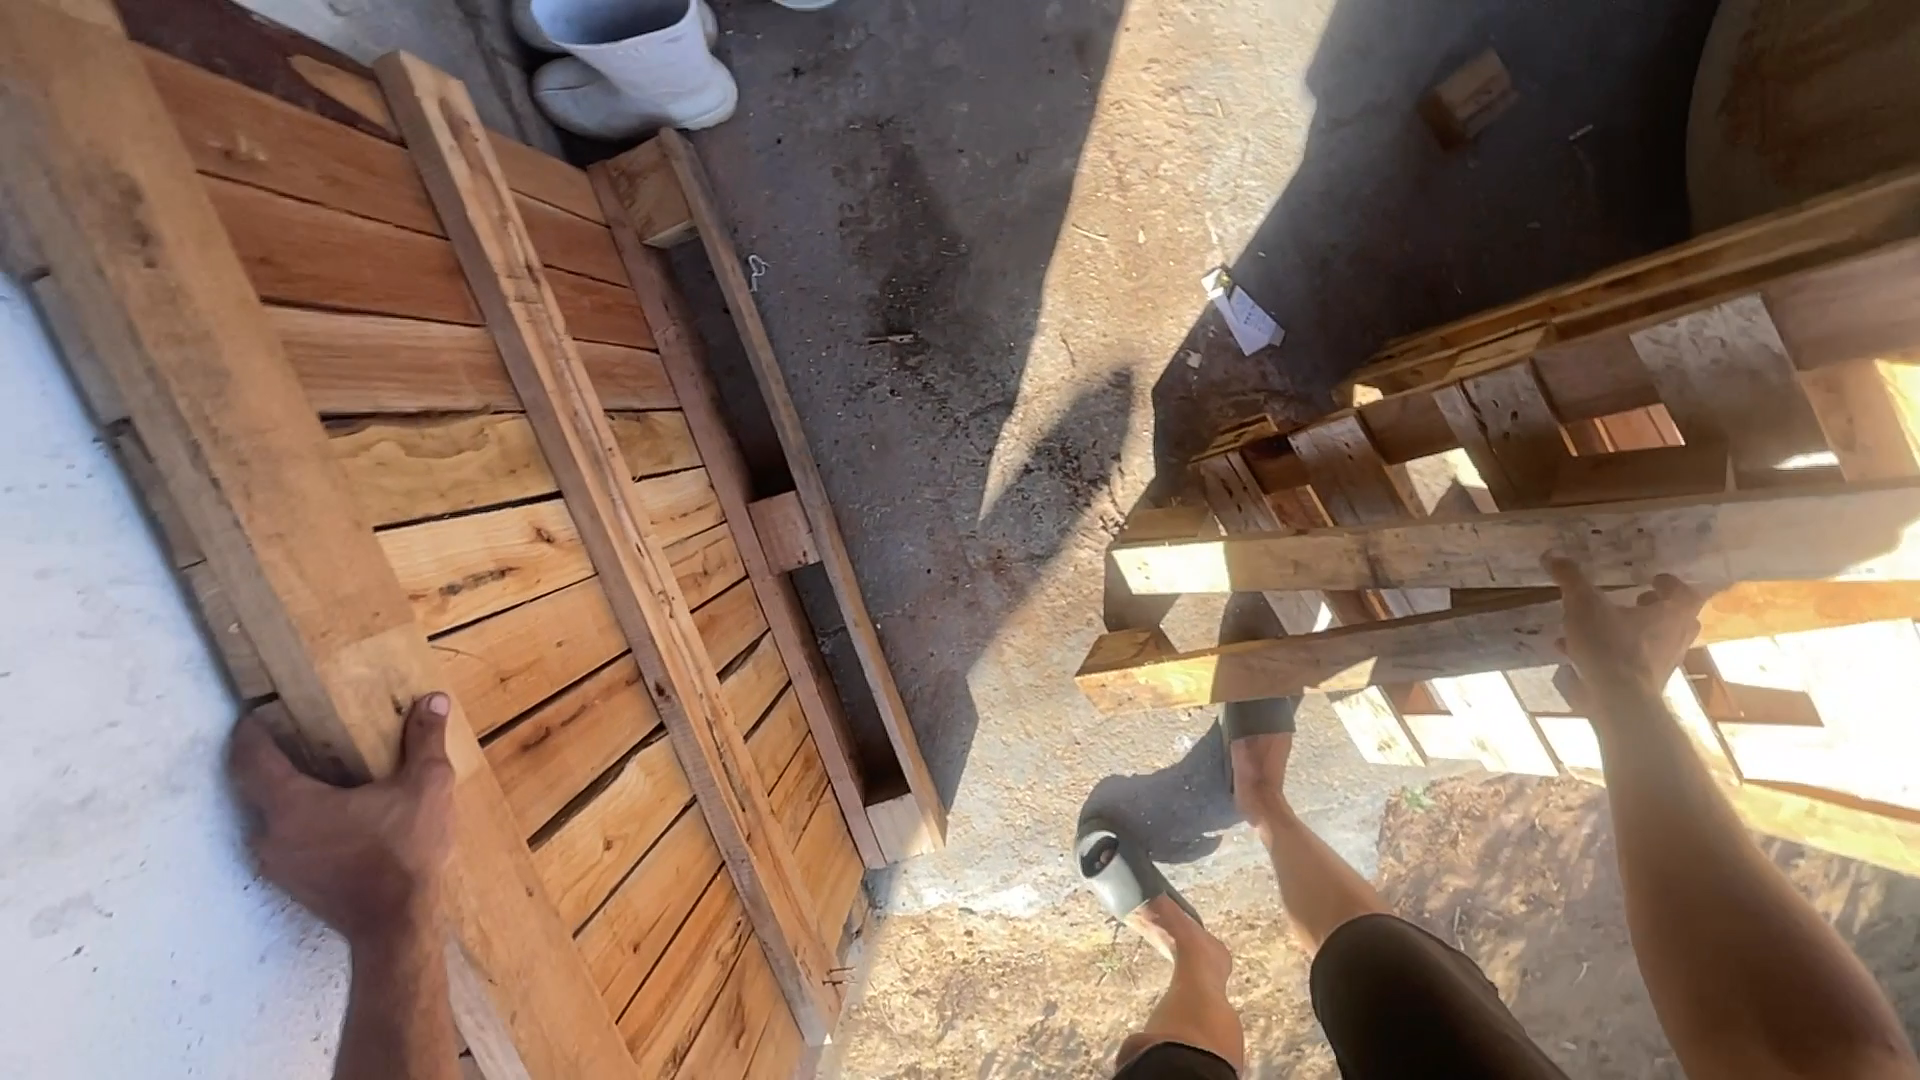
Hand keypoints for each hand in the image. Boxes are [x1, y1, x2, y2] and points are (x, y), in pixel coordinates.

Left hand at [229, 693, 455, 945]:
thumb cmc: (406, 848)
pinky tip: (342, 816)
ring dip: (292, 794)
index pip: (251, 760)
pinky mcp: (292, 882)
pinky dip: (304, 820)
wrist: (397, 921)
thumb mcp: (427, 785)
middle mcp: (269, 834)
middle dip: (276, 761)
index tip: (258, 713)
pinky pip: (287, 839)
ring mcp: (276, 863)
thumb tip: (433, 699)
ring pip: (272, 817)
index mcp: (292, 805)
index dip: (251, 733)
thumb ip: (425, 740)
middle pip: (257, 788)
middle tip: (304, 737)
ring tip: (329, 776)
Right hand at [1545, 556, 1704, 696]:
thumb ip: (1570, 579)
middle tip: (1634, 600)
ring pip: (1652, 639)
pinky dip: (1612, 652)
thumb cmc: (1609, 645)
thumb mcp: (1583, 605)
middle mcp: (1676, 636)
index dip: (1671, 584)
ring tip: (1598, 626)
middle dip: (1652, 608)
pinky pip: (1631, 659)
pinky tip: (1578, 652)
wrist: (1618, 698)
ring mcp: (1664, 661)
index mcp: (1672, 614)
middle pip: (1674, 617)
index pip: (1685, 593)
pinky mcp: (1646, 680)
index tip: (1654, 579)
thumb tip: (1553, 555)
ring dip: (1630, 630)